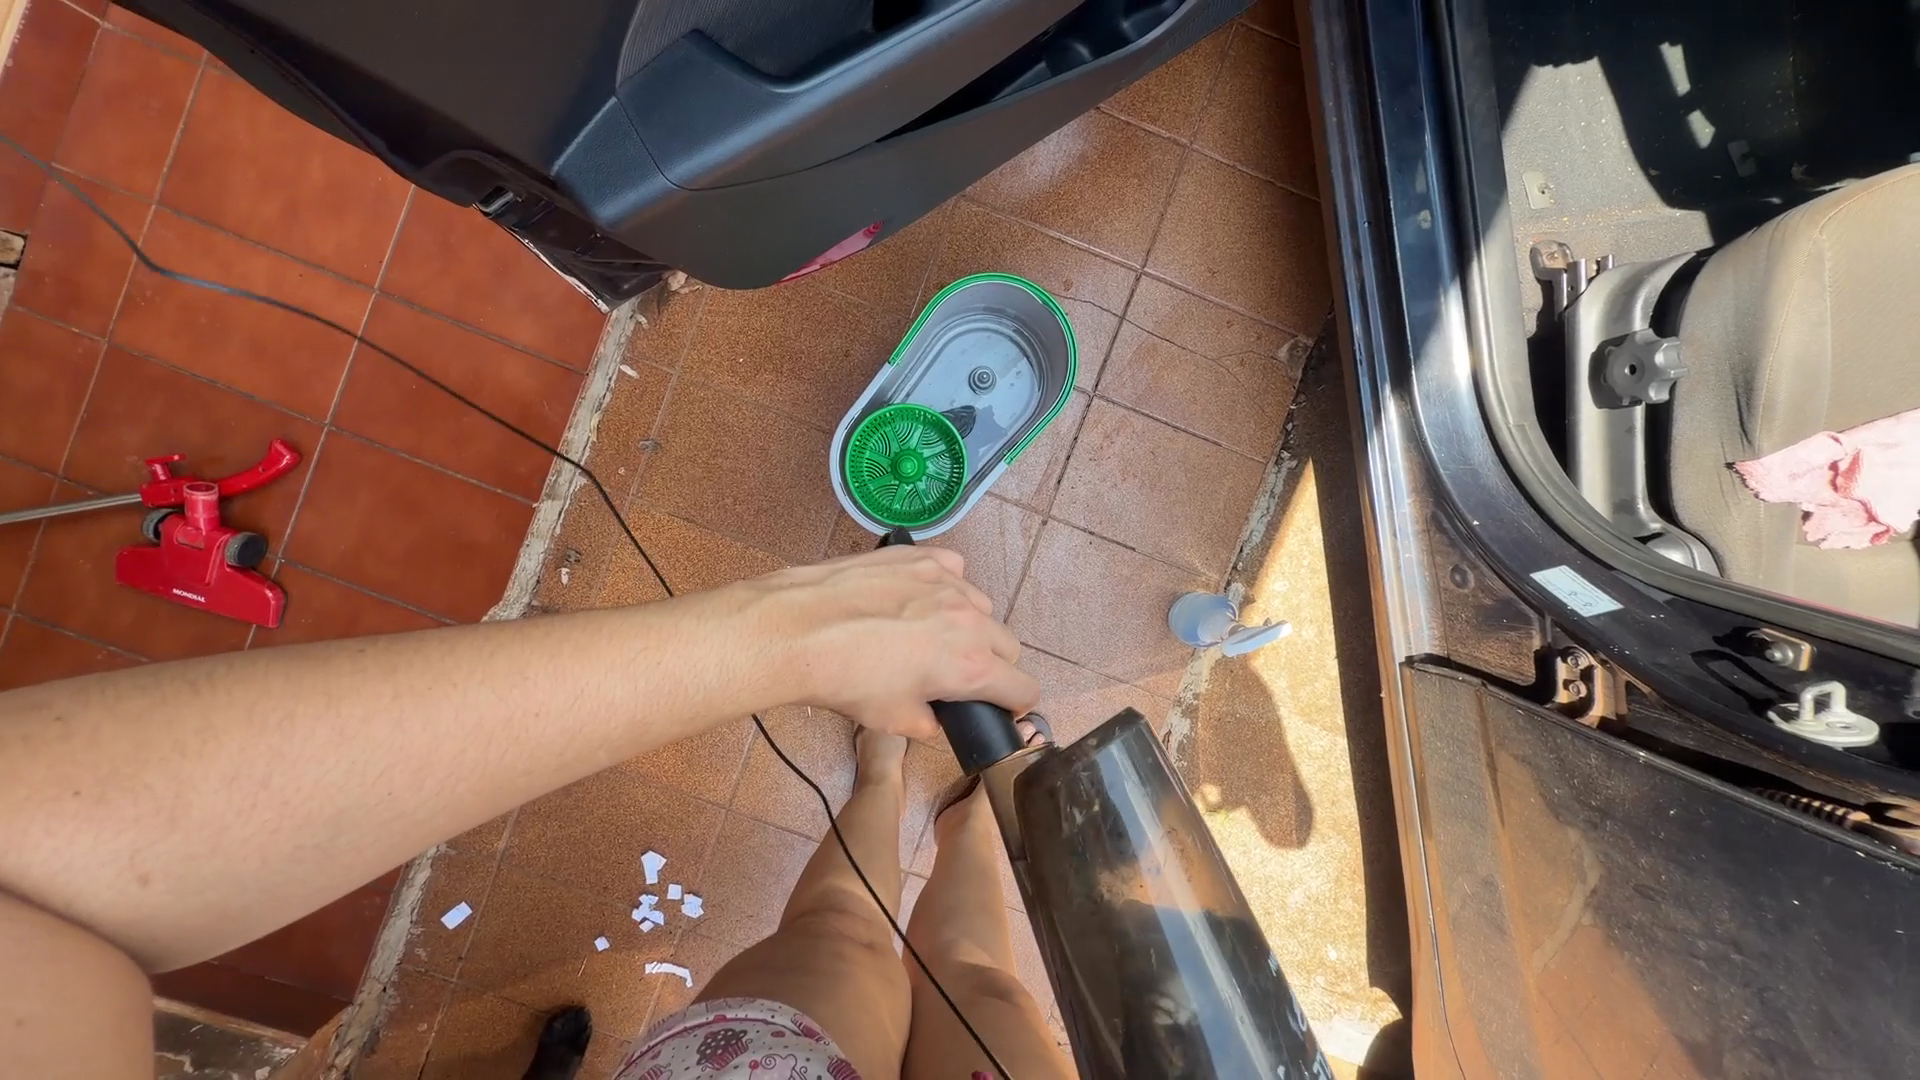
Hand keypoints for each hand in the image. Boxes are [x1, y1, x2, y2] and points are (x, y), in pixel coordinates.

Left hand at [740, 546, 1038, 737]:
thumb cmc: (846, 679)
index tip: (997, 707)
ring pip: (980, 607)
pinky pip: (953, 571)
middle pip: (1008, 645)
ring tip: (927, 633)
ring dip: (967, 624)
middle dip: (991, 663)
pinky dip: (944, 586)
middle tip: (954, 674)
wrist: (800, 629)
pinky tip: (915, 598)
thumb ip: (930, 722)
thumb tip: (934, 718)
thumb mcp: (892, 719)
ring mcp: (947, 581)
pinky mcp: (922, 557)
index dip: (1014, 704)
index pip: (1024, 689)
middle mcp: (970, 619)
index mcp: (971, 666)